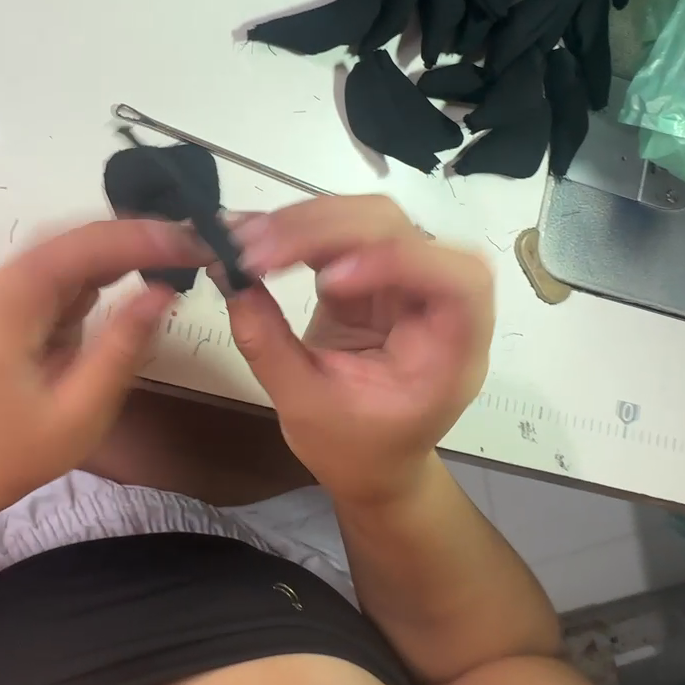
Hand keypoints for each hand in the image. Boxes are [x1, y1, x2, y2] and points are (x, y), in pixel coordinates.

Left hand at [0, 219, 204, 506]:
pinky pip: (78, 262)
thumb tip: (165, 290)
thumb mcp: (83, 408)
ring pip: (81, 243)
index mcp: (6, 304)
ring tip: (184, 248)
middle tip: (197, 242)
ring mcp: (14, 280)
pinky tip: (153, 261)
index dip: (135, 239)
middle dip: (139, 235)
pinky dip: (118, 260)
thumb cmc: (28, 445)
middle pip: (77, 237)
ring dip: (132, 243)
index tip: (191, 243)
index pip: (76, 250)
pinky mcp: (29, 288)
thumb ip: (122, 346)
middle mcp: (3, 278)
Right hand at [225, 197, 493, 505]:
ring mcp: (400, 280)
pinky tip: (255, 239)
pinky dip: (293, 232)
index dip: (400, 262)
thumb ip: (268, 344)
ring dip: (302, 222)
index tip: (330, 282)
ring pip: (362, 219)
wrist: (370, 465)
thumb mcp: (306, 408)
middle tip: (256, 247)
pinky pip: (334, 235)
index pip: (456, 279)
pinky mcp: (366, 273)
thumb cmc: (357, 451)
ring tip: (245, 240)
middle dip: (325, 228)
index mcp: (452, 347)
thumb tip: (228, 277)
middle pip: (397, 230)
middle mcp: (434, 300)